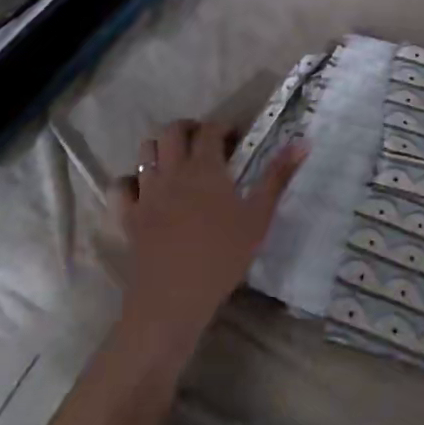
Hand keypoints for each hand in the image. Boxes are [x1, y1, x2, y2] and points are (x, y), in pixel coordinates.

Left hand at [114, 120, 306, 341]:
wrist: (173, 298)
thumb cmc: (222, 256)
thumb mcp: (259, 217)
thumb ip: (278, 177)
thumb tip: (303, 143)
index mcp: (204, 167)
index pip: (210, 129)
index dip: (223, 127)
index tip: (236, 139)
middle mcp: (172, 171)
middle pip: (172, 130)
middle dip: (190, 128)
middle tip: (206, 145)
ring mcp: (146, 192)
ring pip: (145, 151)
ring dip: (161, 147)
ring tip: (178, 162)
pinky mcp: (128, 215)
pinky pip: (120, 185)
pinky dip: (131, 180)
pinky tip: (145, 190)